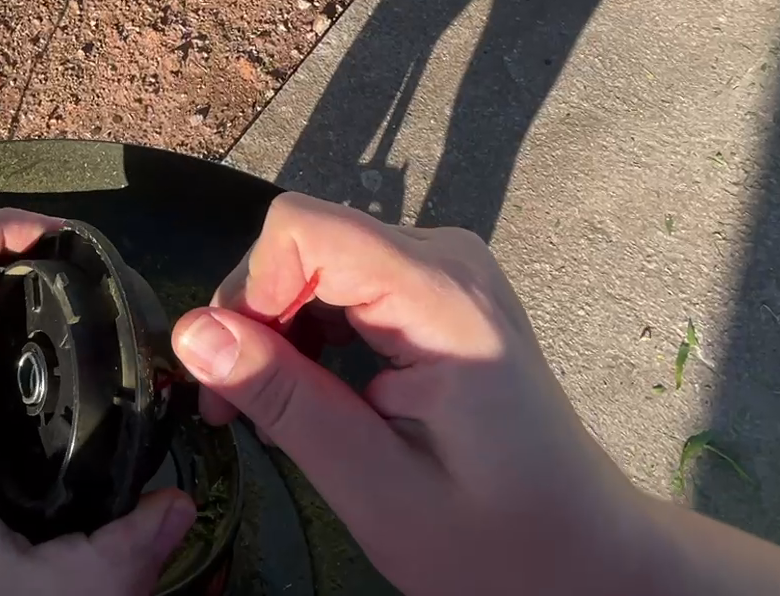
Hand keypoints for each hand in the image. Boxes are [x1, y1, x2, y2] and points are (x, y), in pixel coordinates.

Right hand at [170, 193, 648, 594]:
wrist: (589, 551)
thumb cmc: (497, 542)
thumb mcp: (377, 490)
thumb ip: (285, 401)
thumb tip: (191, 332)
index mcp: (442, 299)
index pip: (305, 228)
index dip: (251, 287)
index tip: (237, 371)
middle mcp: (441, 253)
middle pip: (303, 240)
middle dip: (255, 315)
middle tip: (238, 407)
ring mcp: (439, 259)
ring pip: (311, 254)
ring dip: (275, 323)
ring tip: (272, 403)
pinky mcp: (430, 276)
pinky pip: (338, 271)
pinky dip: (306, 322)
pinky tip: (310, 380)